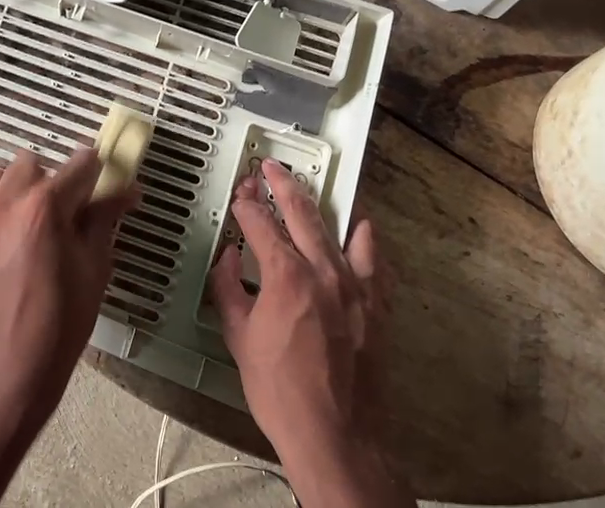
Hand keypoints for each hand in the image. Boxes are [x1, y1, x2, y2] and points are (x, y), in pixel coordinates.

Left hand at [0, 147, 136, 415]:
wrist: (12, 359)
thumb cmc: (62, 319)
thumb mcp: (95, 265)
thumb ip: (104, 219)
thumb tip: (125, 191)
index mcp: (46, 205)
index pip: (81, 164)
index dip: (104, 171)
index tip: (117, 185)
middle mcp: (12, 199)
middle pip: (41, 162)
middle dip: (64, 177)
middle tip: (83, 208)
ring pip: (11, 171)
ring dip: (32, 181)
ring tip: (51, 215)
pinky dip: (9, 195)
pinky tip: (28, 226)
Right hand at [211, 160, 409, 507]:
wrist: (336, 436)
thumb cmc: (281, 392)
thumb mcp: (239, 338)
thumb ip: (229, 288)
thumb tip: (228, 258)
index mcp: (285, 277)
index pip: (261, 225)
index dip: (247, 205)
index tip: (241, 194)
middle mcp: (324, 272)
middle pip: (301, 213)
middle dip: (281, 186)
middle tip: (269, 168)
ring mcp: (356, 288)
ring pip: (337, 230)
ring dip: (318, 205)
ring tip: (306, 189)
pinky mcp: (376, 308)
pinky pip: (374, 263)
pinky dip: (366, 241)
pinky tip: (362, 228)